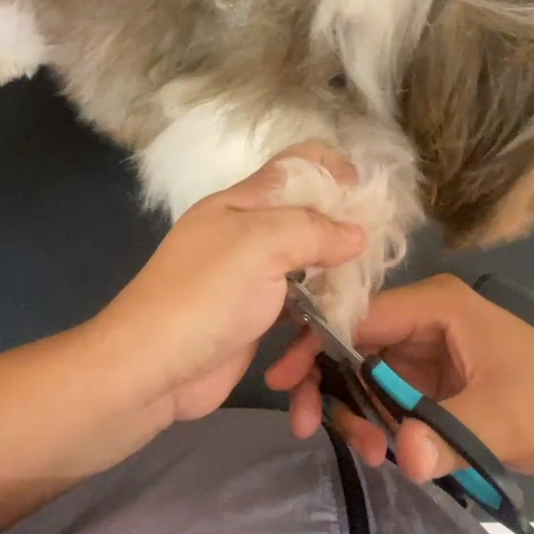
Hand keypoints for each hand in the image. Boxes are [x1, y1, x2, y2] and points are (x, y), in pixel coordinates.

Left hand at [86, 144, 367, 424]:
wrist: (152, 368)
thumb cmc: (204, 296)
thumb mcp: (260, 244)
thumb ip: (312, 229)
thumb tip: (356, 233)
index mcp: (240, 202)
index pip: (294, 165)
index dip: (334, 169)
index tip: (370, 198)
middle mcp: (245, 233)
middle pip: (305, 214)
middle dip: (343, 225)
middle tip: (381, 249)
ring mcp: (248, 277)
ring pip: (305, 261)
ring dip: (335, 270)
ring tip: (368, 284)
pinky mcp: (252, 317)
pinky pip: (297, 302)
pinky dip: (320, 306)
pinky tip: (342, 316)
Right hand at [265, 275, 533, 487]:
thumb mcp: (506, 421)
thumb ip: (451, 436)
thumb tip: (405, 457)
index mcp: (436, 304)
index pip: (359, 314)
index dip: (317, 343)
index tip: (285, 380)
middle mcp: (420, 318)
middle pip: (349, 342)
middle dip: (327, 384)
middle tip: (306, 426)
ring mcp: (419, 348)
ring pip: (358, 372)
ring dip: (350, 410)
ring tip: (370, 454)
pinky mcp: (422, 379)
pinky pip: (378, 394)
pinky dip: (370, 421)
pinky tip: (380, 450)